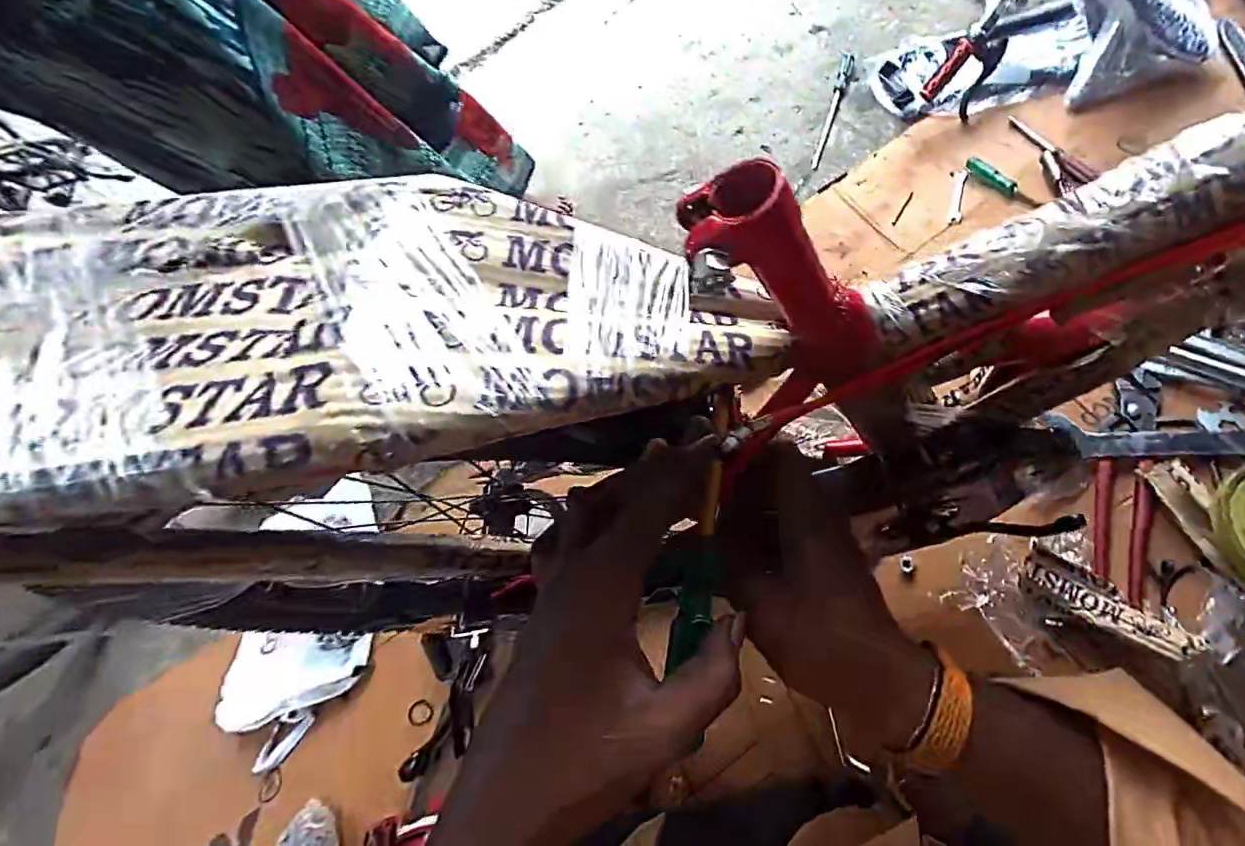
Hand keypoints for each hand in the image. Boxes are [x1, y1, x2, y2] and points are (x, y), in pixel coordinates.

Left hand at [435, 433, 743, 845]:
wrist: (505, 800)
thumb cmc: (584, 763)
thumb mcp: (664, 730)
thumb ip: (712, 674)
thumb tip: (739, 619)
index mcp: (602, 586)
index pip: (647, 506)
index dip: (684, 470)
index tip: (715, 443)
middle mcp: (572, 571)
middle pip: (616, 497)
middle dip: (659, 468)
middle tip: (699, 449)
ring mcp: (552, 585)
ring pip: (588, 512)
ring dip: (628, 487)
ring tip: (666, 471)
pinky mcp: (545, 604)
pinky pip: (568, 539)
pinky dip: (595, 516)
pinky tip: (606, 521)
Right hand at [721, 441, 936, 751]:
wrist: (879, 680)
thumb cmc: (819, 639)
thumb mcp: (760, 602)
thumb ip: (728, 559)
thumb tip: (699, 531)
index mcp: (807, 514)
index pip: (781, 454)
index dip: (745, 450)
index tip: (710, 462)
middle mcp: (819, 514)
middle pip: (776, 476)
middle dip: (737, 483)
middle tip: (699, 497)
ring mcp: (825, 535)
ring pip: (780, 502)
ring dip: (746, 509)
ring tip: (708, 525)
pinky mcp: (826, 556)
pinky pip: (788, 526)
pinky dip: (761, 531)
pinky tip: (733, 553)